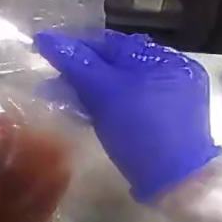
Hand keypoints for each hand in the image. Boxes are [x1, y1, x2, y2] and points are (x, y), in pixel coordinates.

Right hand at [34, 29, 219, 200]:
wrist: (176, 182)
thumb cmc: (140, 133)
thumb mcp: (106, 95)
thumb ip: (78, 65)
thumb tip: (48, 39)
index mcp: (161, 58)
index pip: (109, 43)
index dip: (76, 46)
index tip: (45, 50)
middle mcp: (171, 70)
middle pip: (116, 63)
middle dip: (82, 70)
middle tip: (52, 81)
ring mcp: (173, 96)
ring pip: (122, 83)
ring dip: (92, 88)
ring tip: (65, 96)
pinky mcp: (169, 120)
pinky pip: (132, 102)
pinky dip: (109, 103)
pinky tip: (89, 111)